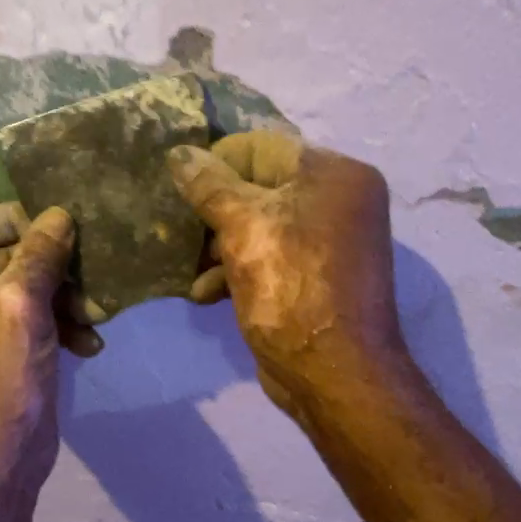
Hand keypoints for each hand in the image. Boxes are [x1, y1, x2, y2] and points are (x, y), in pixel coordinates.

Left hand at [0, 203, 99, 491]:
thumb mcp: (21, 302)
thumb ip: (42, 251)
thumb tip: (58, 213)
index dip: (23, 220)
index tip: (67, 229)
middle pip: (7, 255)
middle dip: (56, 267)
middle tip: (93, 278)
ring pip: (27, 289)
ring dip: (66, 299)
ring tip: (96, 317)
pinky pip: (32, 321)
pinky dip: (61, 327)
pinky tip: (89, 345)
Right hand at [167, 132, 409, 411]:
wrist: (334, 374)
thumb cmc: (291, 288)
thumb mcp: (242, 228)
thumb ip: (208, 186)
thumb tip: (180, 153)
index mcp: (335, 174)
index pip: (262, 147)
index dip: (217, 164)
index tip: (181, 188)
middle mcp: (340, 200)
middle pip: (260, 187)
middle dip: (215, 212)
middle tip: (181, 230)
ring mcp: (331, 240)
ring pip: (260, 224)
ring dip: (219, 245)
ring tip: (191, 269)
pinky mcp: (317, 275)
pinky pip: (270, 255)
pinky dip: (238, 269)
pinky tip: (206, 293)